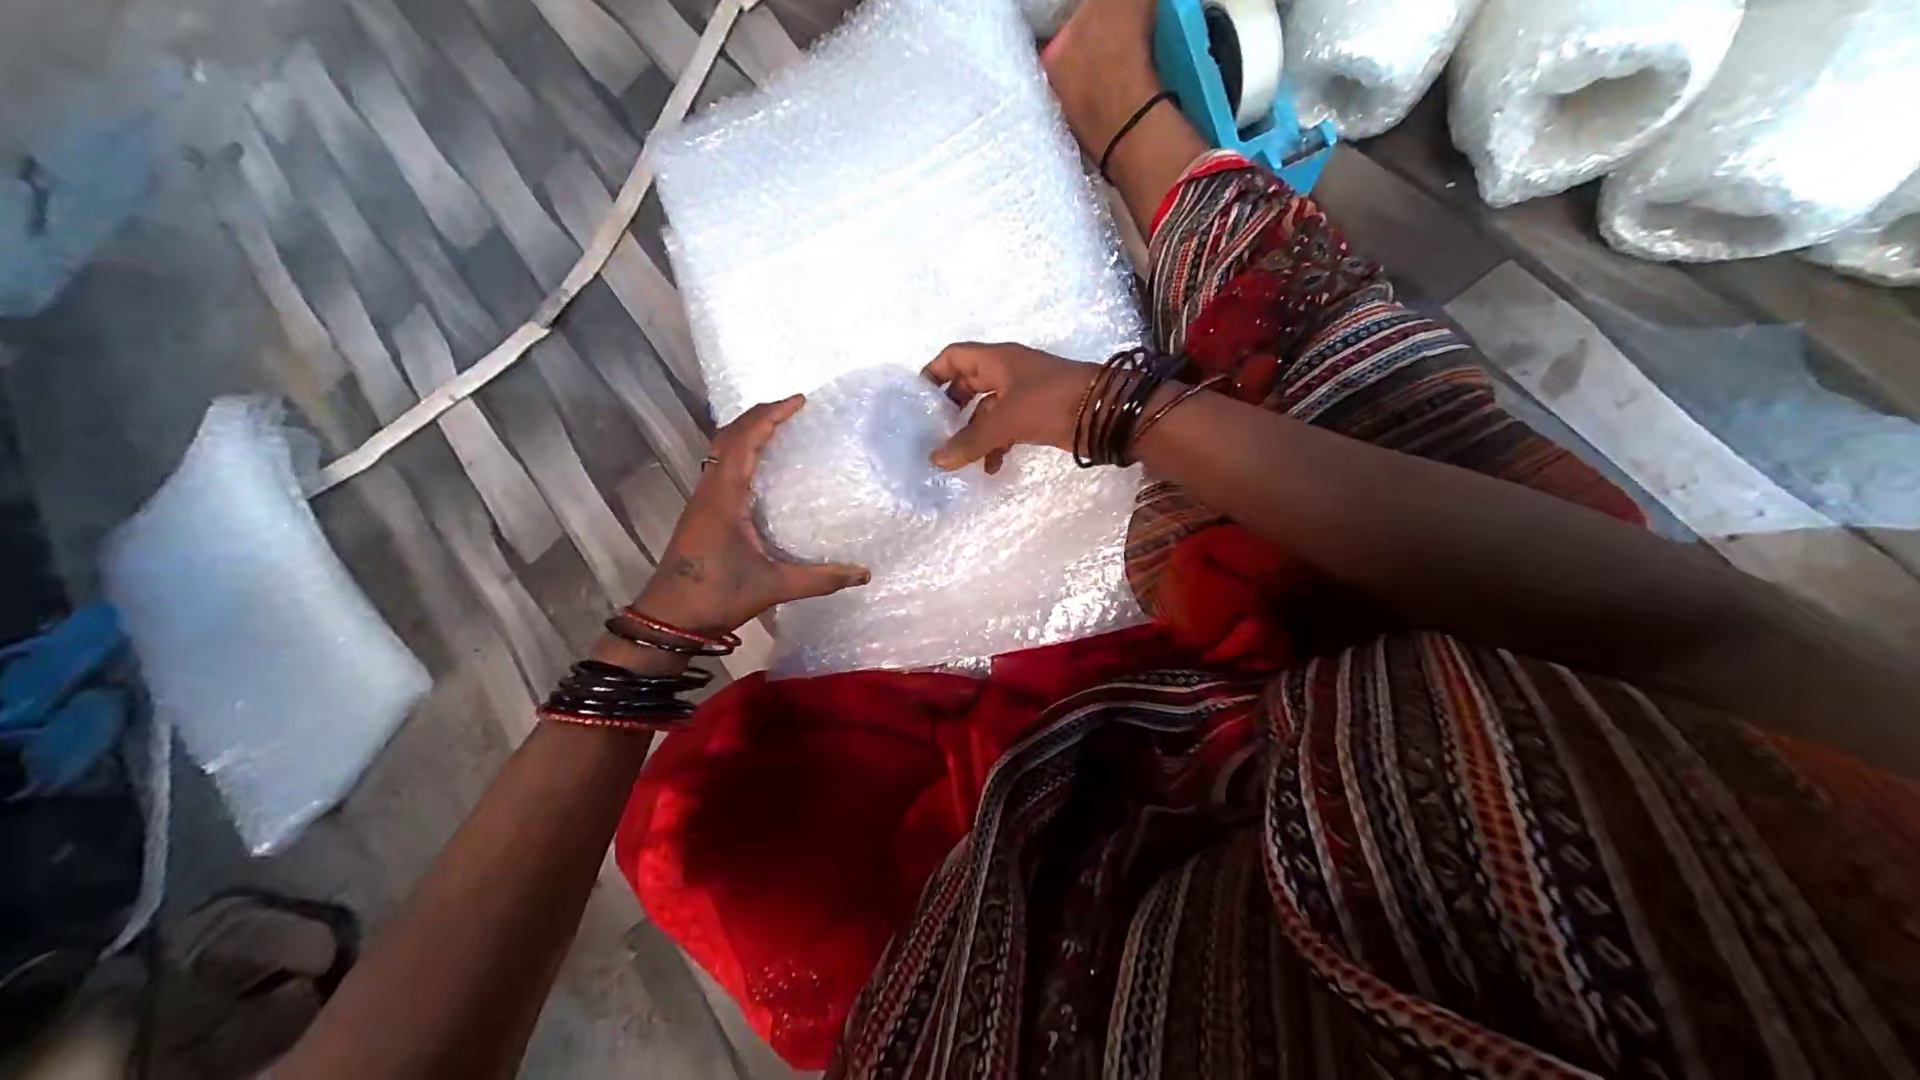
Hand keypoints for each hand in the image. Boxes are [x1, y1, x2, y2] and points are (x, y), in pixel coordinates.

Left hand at [631, 396, 869, 632]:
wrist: (669, 618)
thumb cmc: (717, 596)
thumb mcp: (774, 587)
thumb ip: (820, 579)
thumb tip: (863, 574)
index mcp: (724, 497)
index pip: (745, 440)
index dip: (771, 415)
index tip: (799, 401)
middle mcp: (709, 490)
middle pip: (728, 435)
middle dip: (759, 415)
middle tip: (792, 408)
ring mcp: (701, 500)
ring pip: (720, 449)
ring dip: (747, 432)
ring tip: (778, 428)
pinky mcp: (701, 512)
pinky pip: (719, 467)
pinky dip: (739, 451)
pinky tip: (759, 466)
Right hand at [921, 342, 1096, 473]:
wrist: (1105, 412)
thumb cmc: (1052, 401)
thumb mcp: (1006, 420)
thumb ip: (970, 441)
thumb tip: (936, 460)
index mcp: (997, 360)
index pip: (954, 356)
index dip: (934, 373)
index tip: (917, 398)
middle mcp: (1006, 374)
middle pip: (968, 386)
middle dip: (951, 409)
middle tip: (934, 431)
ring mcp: (1022, 396)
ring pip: (986, 412)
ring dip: (973, 434)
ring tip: (958, 458)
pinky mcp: (1035, 417)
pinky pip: (1005, 430)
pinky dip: (995, 446)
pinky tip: (990, 468)